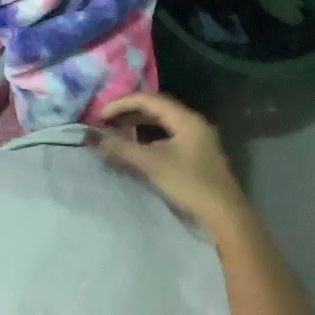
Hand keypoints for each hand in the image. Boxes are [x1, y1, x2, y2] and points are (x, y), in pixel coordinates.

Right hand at [92, 93, 249, 231]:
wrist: (224, 216)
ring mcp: (196, 139)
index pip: (148, 99)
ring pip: (161, 124)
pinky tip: (136, 148)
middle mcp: (193, 123)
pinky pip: (166, 137)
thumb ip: (120, 148)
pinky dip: (147, 138)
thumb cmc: (189, 184)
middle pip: (155, 109)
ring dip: (136, 125)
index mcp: (186, 119)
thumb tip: (90, 137)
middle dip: (127, 113)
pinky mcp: (195, 155)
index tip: (99, 116)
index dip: (121, 104)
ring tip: (115, 133)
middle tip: (104, 123)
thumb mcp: (151, 164)